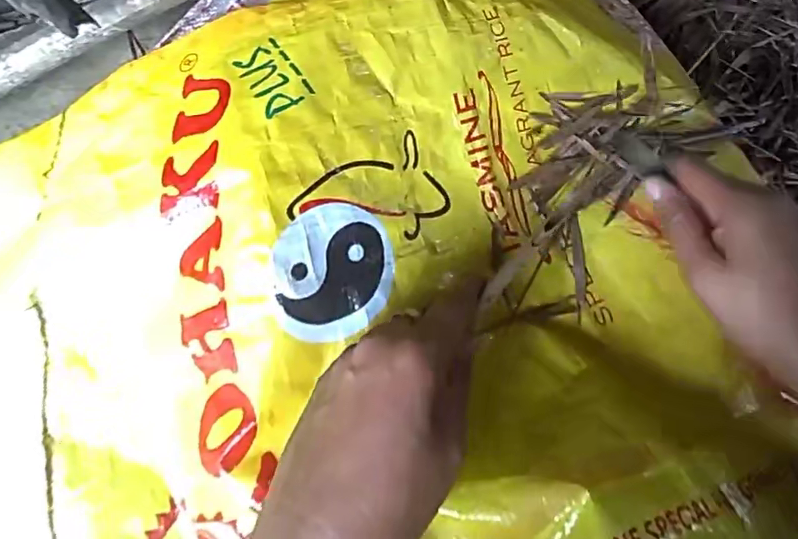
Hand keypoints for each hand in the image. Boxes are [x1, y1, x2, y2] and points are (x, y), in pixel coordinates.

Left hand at [252, 282, 479, 538]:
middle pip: (416, 323)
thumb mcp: (448, 448)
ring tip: (405, 399)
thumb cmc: (396, 495)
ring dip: (402, 354)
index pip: (452, 306)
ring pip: (387, 341)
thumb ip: (459, 386)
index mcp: (416, 356)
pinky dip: (377, 370)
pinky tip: (374, 412)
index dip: (469, 292)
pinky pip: (363, 360)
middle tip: (441, 372)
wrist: (316, 534)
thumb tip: (466, 347)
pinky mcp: (322, 380)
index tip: (481, 282)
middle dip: (433, 337)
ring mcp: (346, 360)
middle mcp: (378, 345)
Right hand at [644, 157, 797, 398]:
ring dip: (712, 216)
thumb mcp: (705, 277)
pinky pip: (755, 212)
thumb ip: (678, 225)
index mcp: (741, 202)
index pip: (688, 166)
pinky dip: (736, 226)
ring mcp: (788, 211)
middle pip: (712, 180)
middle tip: (681, 247)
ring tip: (710, 261)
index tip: (645, 199)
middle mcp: (766, 194)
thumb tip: (654, 182)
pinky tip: (739, 265)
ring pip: (733, 197)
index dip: (662, 174)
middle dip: (689, 202)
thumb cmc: (758, 319)